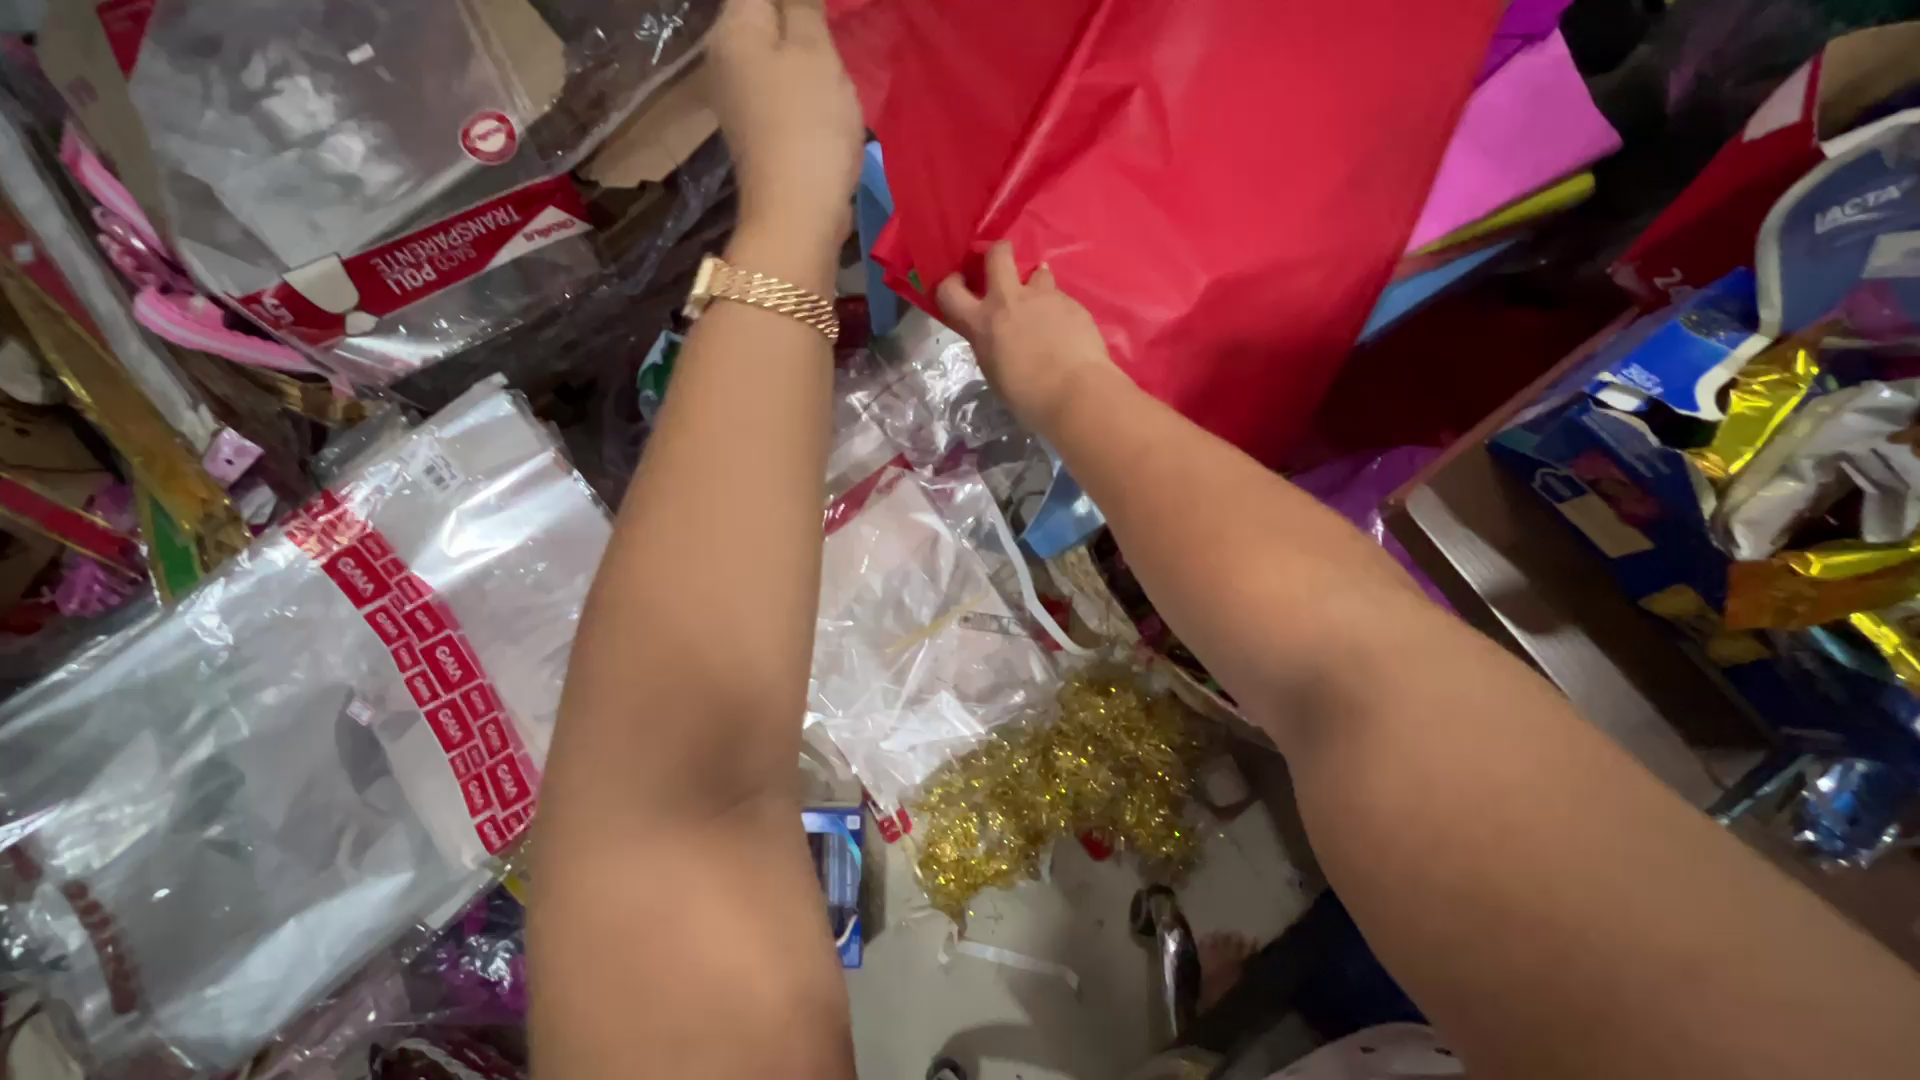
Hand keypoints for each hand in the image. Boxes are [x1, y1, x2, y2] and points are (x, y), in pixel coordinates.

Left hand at [707, 0, 864, 249]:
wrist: (797, 215)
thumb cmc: (809, 126)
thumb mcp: (814, 52)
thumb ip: (803, 5)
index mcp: (732, 30)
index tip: (826, 13)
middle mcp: (723, 59)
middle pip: (764, 18)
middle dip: (800, 18)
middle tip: (836, 33)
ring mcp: (737, 100)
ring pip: (774, 55)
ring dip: (805, 54)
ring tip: (837, 65)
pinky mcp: (756, 132)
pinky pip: (779, 90)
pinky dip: (803, 88)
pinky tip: (828, 100)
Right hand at [937, 242, 1117, 430]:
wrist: (1075, 393)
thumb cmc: (1027, 396)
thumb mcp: (994, 371)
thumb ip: (991, 344)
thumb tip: (998, 334)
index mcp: (982, 322)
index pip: (949, 290)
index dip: (951, 284)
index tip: (961, 285)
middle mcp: (1010, 300)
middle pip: (998, 255)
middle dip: (997, 253)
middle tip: (1002, 266)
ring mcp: (1044, 297)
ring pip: (1037, 272)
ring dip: (1036, 282)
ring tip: (1042, 304)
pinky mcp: (1072, 303)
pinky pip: (1060, 298)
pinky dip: (1059, 309)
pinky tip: (1066, 330)